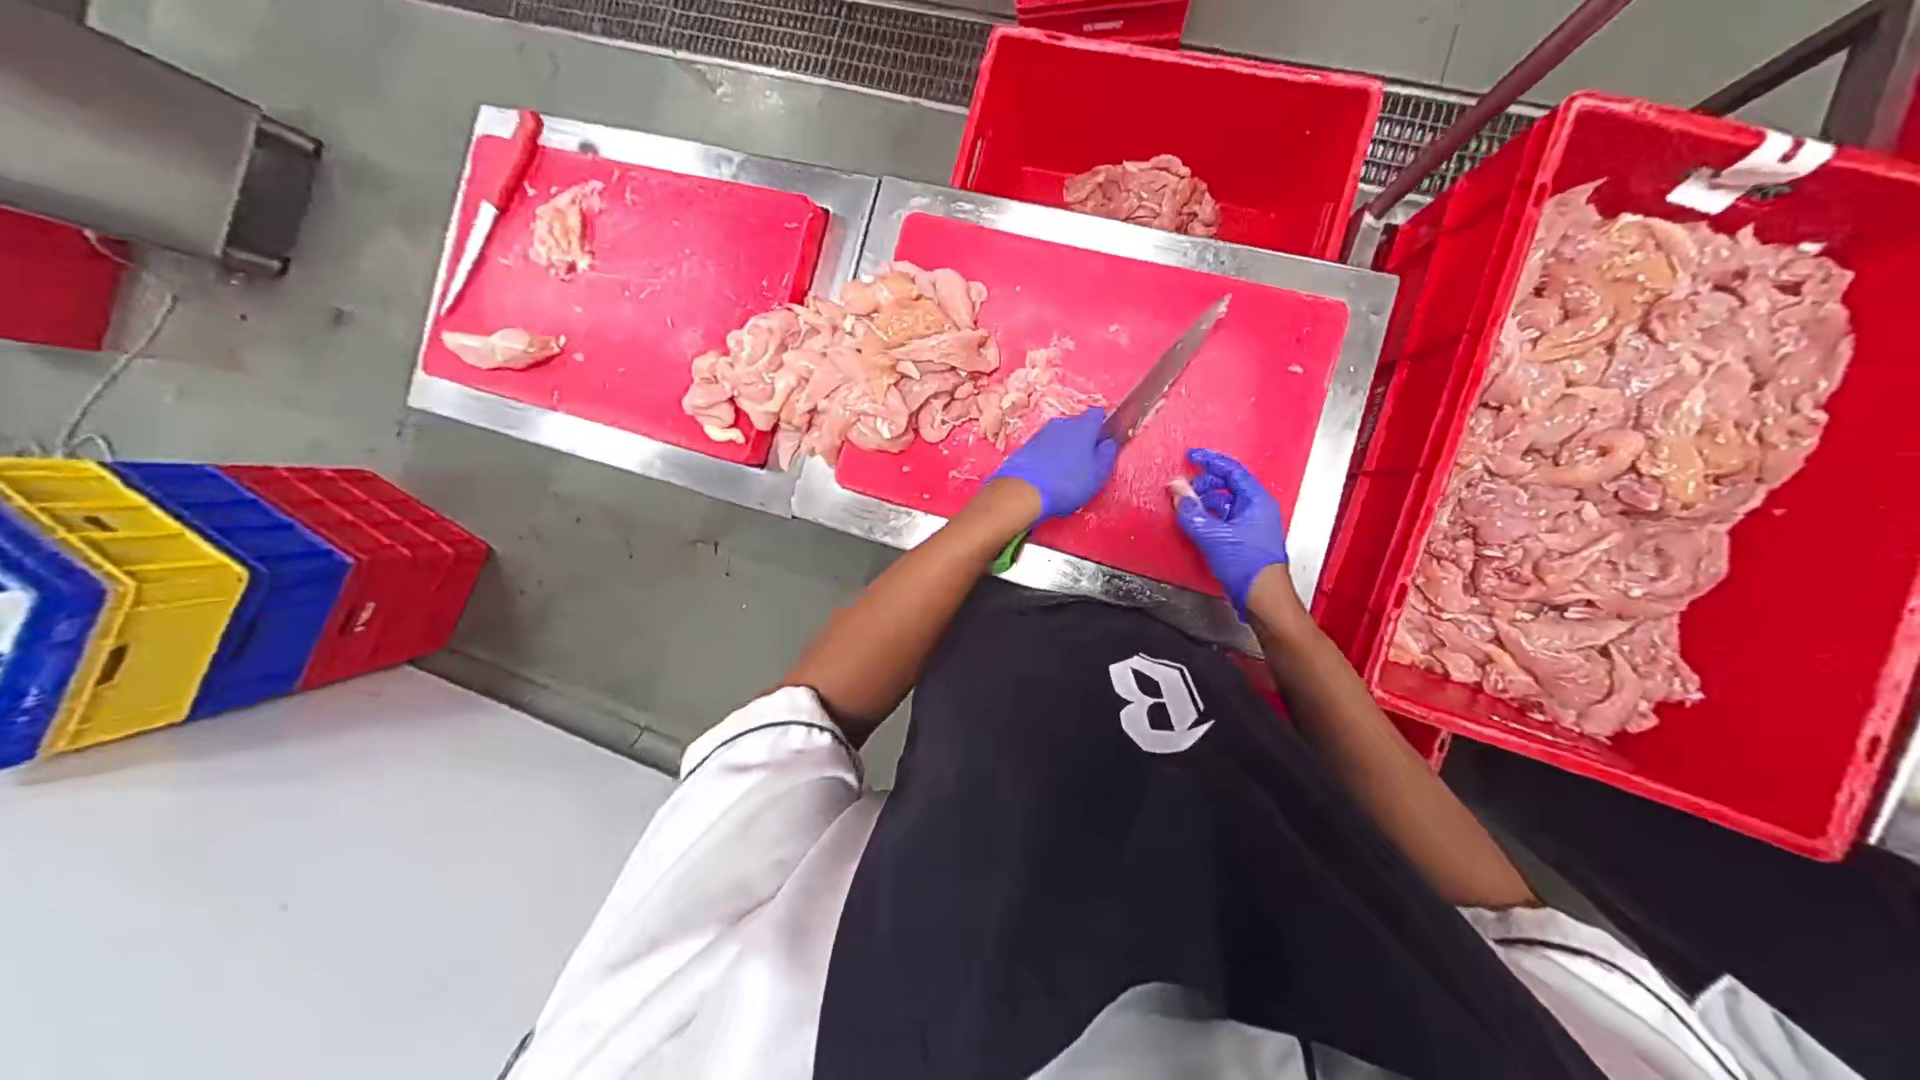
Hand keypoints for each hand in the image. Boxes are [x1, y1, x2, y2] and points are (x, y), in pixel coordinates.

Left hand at [988, 410, 1118, 520]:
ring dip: (1064, 449)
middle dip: (1083, 440)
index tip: (1104, 444)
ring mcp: (1040, 434)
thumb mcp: (1098, 473)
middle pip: (1077, 425)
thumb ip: (1107, 454)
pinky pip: (1044, 448)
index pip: (1097, 414)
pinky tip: (1048, 476)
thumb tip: (1109, 442)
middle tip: (1086, 463)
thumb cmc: (1067, 483)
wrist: (1022, 492)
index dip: (1103, 426)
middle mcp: (1060, 423)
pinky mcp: (1024, 447)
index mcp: (1082, 425)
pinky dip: (1048, 458)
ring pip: (1059, 437)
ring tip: (1066, 473)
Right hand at [1173, 448, 1289, 618]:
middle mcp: (1257, 509)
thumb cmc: (1247, 565)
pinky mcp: (1245, 540)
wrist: (1263, 598)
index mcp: (1256, 501)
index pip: (1232, 471)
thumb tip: (1176, 487)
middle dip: (1204, 484)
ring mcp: (1253, 525)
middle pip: (1228, 486)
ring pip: (1225, 503)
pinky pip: (1225, 519)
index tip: (1191, 457)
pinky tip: (1197, 526)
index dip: (1210, 461)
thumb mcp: (1212, 534)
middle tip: (1183, 488)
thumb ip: (1191, 509)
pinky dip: (1209, 517)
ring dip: (1205, 502)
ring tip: (1187, 508)